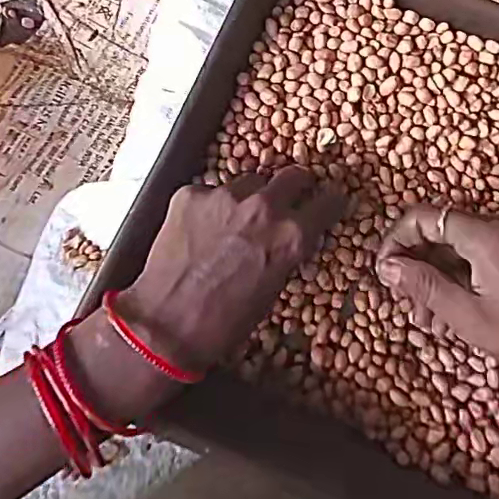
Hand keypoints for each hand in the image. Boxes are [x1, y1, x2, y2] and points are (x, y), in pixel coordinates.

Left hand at [121, 166, 343, 370]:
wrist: (168, 323)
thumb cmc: (225, 320)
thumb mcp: (272, 288)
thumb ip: (285, 252)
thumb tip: (288, 236)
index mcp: (291, 235)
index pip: (326, 203)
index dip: (330, 201)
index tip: (329, 199)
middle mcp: (263, 207)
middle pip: (293, 176)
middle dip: (296, 183)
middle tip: (291, 191)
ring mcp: (225, 196)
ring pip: (248, 181)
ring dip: (248, 196)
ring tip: (233, 221)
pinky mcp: (191, 194)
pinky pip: (210, 192)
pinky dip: (210, 207)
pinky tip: (199, 230)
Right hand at [375, 206, 498, 381]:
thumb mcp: (467, 316)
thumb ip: (424, 285)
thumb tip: (388, 266)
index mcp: (486, 236)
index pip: (423, 218)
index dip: (396, 240)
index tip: (384, 270)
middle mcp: (497, 228)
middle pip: (435, 231)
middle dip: (413, 263)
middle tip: (402, 300)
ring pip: (449, 246)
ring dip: (429, 276)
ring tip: (422, 316)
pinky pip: (468, 257)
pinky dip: (450, 279)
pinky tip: (442, 313)